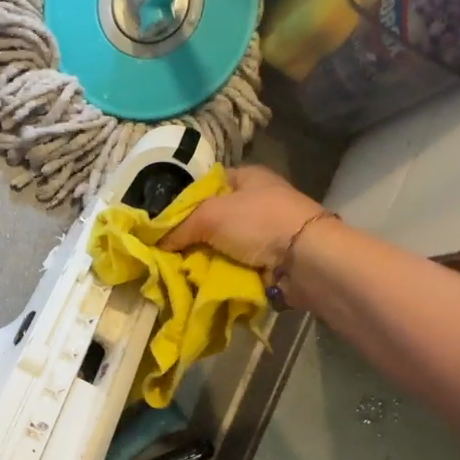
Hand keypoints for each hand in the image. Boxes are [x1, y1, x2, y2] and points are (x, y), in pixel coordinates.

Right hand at [160, 165, 327, 270]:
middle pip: (211, 218)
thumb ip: (180, 226)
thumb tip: (156, 241)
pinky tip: (198, 281)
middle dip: (190, 235)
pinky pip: (232, 266)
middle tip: (164, 250)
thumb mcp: (211, 215)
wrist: (304, 260)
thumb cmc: (259, 222)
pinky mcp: (265, 260)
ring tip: (176, 270)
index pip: (207, 184)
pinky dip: (217, 274)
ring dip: (202, 258)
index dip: (184, 200)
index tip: (162, 221)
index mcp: (248, 177)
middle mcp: (255, 202)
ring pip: (220, 245)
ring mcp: (262, 233)